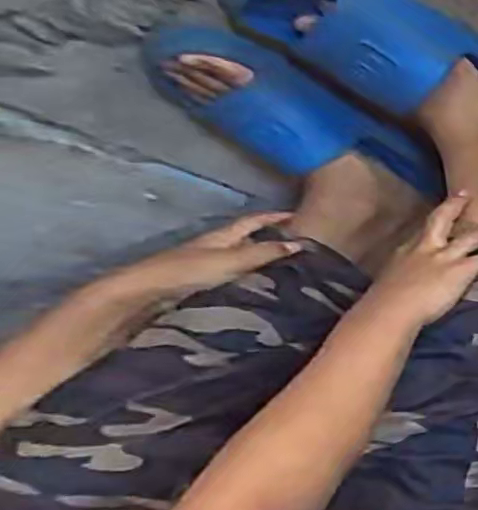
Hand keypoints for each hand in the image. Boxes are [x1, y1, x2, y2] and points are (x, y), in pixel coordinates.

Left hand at [101, 212, 300, 306]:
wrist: (144, 294)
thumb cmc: (188, 271)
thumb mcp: (232, 259)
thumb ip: (265, 252)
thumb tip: (299, 244)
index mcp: (221, 236)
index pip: (252, 221)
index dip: (273, 217)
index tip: (297, 216)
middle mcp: (215, 246)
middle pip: (248, 237)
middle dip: (272, 236)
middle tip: (301, 243)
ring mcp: (208, 263)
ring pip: (243, 255)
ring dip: (265, 256)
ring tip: (292, 265)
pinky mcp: (205, 280)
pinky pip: (239, 271)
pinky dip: (255, 272)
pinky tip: (267, 281)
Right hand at [356, 194, 477, 328]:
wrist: (391, 310)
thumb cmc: (387, 303)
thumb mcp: (392, 280)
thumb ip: (406, 274)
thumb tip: (411, 281)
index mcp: (407, 251)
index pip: (423, 232)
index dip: (435, 224)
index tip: (444, 214)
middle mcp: (426, 248)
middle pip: (441, 219)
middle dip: (454, 205)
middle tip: (466, 195)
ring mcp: (444, 257)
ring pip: (473, 237)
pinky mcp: (460, 269)